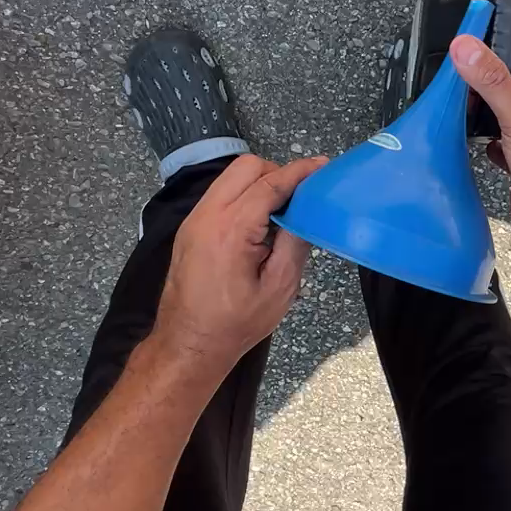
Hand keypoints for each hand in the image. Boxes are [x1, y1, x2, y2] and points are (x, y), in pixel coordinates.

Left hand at [151, 154, 326, 377]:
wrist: (188, 345)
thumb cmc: (236, 323)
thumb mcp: (279, 287)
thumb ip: (295, 243)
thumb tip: (306, 211)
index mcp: (231, 230)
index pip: (269, 184)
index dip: (299, 172)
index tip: (322, 165)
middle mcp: (207, 216)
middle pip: (246, 167)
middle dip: (277, 172)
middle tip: (299, 197)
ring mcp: (194, 220)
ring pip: (230, 177)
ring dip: (259, 182)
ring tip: (280, 210)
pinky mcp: (190, 228)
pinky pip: (220, 194)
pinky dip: (243, 194)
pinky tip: (259, 222)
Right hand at [449, 35, 510, 255]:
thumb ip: (490, 78)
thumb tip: (464, 45)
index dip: (495, 61)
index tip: (465, 57)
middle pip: (506, 94)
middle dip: (483, 94)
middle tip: (456, 89)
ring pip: (501, 122)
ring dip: (483, 122)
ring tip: (459, 115)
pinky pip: (499, 149)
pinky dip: (487, 147)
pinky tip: (476, 148)